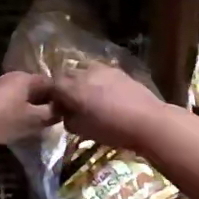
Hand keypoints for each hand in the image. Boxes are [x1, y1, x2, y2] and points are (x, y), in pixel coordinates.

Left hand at [0, 72, 57, 148]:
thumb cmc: (4, 120)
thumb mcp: (34, 119)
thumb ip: (51, 114)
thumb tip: (62, 110)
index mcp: (26, 78)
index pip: (51, 83)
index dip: (61, 96)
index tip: (68, 110)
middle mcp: (13, 77)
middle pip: (36, 88)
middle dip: (46, 102)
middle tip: (54, 118)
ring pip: (23, 96)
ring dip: (31, 107)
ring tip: (38, 123)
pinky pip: (11, 102)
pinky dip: (18, 111)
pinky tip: (19, 124)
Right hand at [51, 63, 172, 151]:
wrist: (147, 120)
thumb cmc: (112, 129)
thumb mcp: (82, 130)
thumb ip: (68, 118)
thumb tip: (65, 112)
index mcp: (72, 88)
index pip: (52, 85)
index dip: (50, 95)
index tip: (54, 107)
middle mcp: (84, 73)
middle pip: (67, 75)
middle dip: (65, 86)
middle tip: (70, 102)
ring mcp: (103, 69)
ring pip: (84, 71)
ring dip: (81, 81)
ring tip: (88, 97)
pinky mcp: (118, 70)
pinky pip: (100, 72)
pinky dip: (97, 80)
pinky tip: (105, 93)